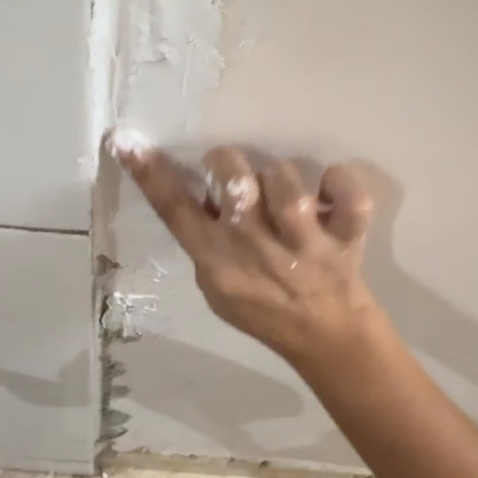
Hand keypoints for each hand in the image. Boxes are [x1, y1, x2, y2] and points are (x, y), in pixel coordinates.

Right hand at [112, 136, 383, 365]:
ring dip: (283, 178)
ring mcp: (302, 245)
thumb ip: (205, 244)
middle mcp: (255, 248)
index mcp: (217, 261)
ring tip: (287, 199)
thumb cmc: (262, 309)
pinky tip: (331, 197)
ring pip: (285, 180)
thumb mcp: (216, 287)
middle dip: (228, 165)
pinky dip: (342, 184)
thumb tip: (201, 193)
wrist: (324, 336)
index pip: (175, 210)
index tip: (128, 141)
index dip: (150, 174)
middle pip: (232, 178)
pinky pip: (348, 193)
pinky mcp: (345, 239)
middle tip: (238, 181)